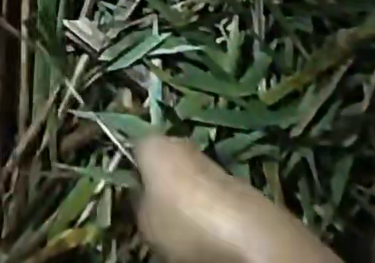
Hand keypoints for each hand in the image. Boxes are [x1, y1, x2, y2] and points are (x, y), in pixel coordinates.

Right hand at [134, 136, 341, 262]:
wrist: (245, 232)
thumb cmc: (182, 221)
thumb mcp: (144, 221)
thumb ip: (138, 204)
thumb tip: (142, 198)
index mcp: (152, 143)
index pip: (132, 149)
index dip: (130, 173)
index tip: (129, 197)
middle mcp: (179, 142)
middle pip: (161, 161)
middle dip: (158, 184)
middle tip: (151, 216)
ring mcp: (207, 159)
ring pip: (184, 177)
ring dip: (181, 197)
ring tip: (178, 230)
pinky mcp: (229, 179)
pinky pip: (205, 192)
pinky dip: (202, 208)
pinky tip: (203, 232)